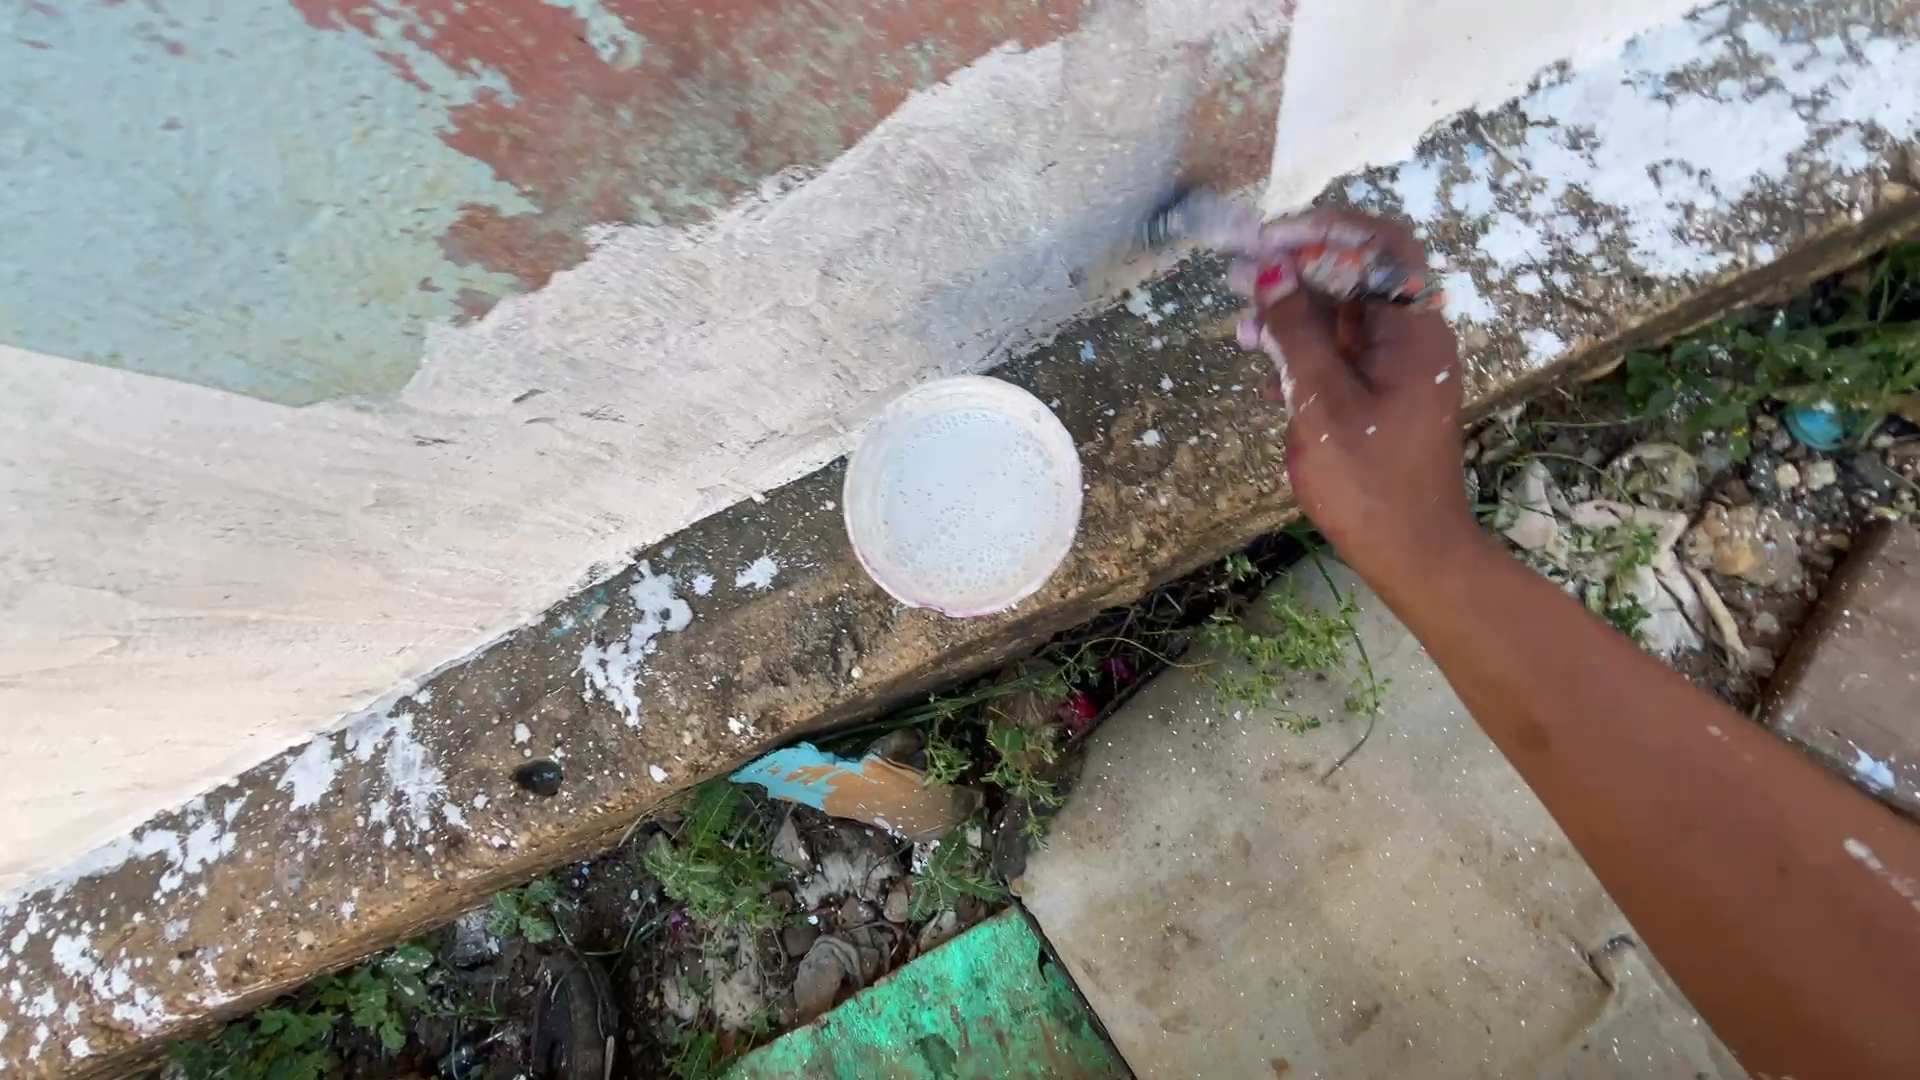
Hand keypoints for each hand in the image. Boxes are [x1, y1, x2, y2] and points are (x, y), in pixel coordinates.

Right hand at [1240, 210, 1479, 595]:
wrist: (1410, 549)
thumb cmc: (1367, 480)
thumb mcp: (1320, 403)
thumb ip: (1295, 334)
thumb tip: (1271, 271)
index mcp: (1411, 329)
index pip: (1378, 244)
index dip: (1323, 230)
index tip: (1267, 241)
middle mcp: (1409, 338)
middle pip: (1353, 280)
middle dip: (1293, 275)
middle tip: (1237, 280)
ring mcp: (1395, 369)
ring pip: (1340, 321)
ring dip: (1289, 319)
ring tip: (1239, 332)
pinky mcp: (1380, 396)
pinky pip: (1339, 359)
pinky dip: (1300, 357)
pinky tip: (1264, 380)